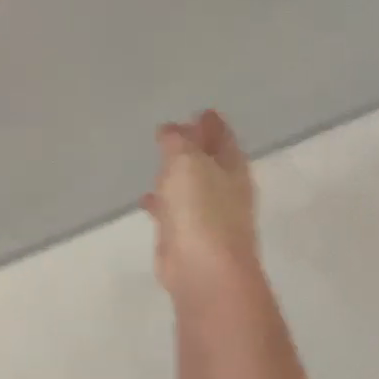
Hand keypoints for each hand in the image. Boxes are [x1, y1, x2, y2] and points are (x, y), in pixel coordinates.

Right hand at [143, 110, 261, 300]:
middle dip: (197, 146)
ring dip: (178, 172)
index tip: (203, 111)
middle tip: (179, 131)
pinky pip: (172, 207)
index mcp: (231, 170)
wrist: (203, 267)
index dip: (213, 125)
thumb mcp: (187, 165)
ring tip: (160, 162)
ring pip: (191, 184)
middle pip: (210, 161)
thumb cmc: (201, 211)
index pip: (223, 140)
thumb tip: (172, 128)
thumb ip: (178, 144)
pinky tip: (147, 198)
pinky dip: (162, 199)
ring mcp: (206, 213)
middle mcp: (224, 189)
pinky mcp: (185, 233)